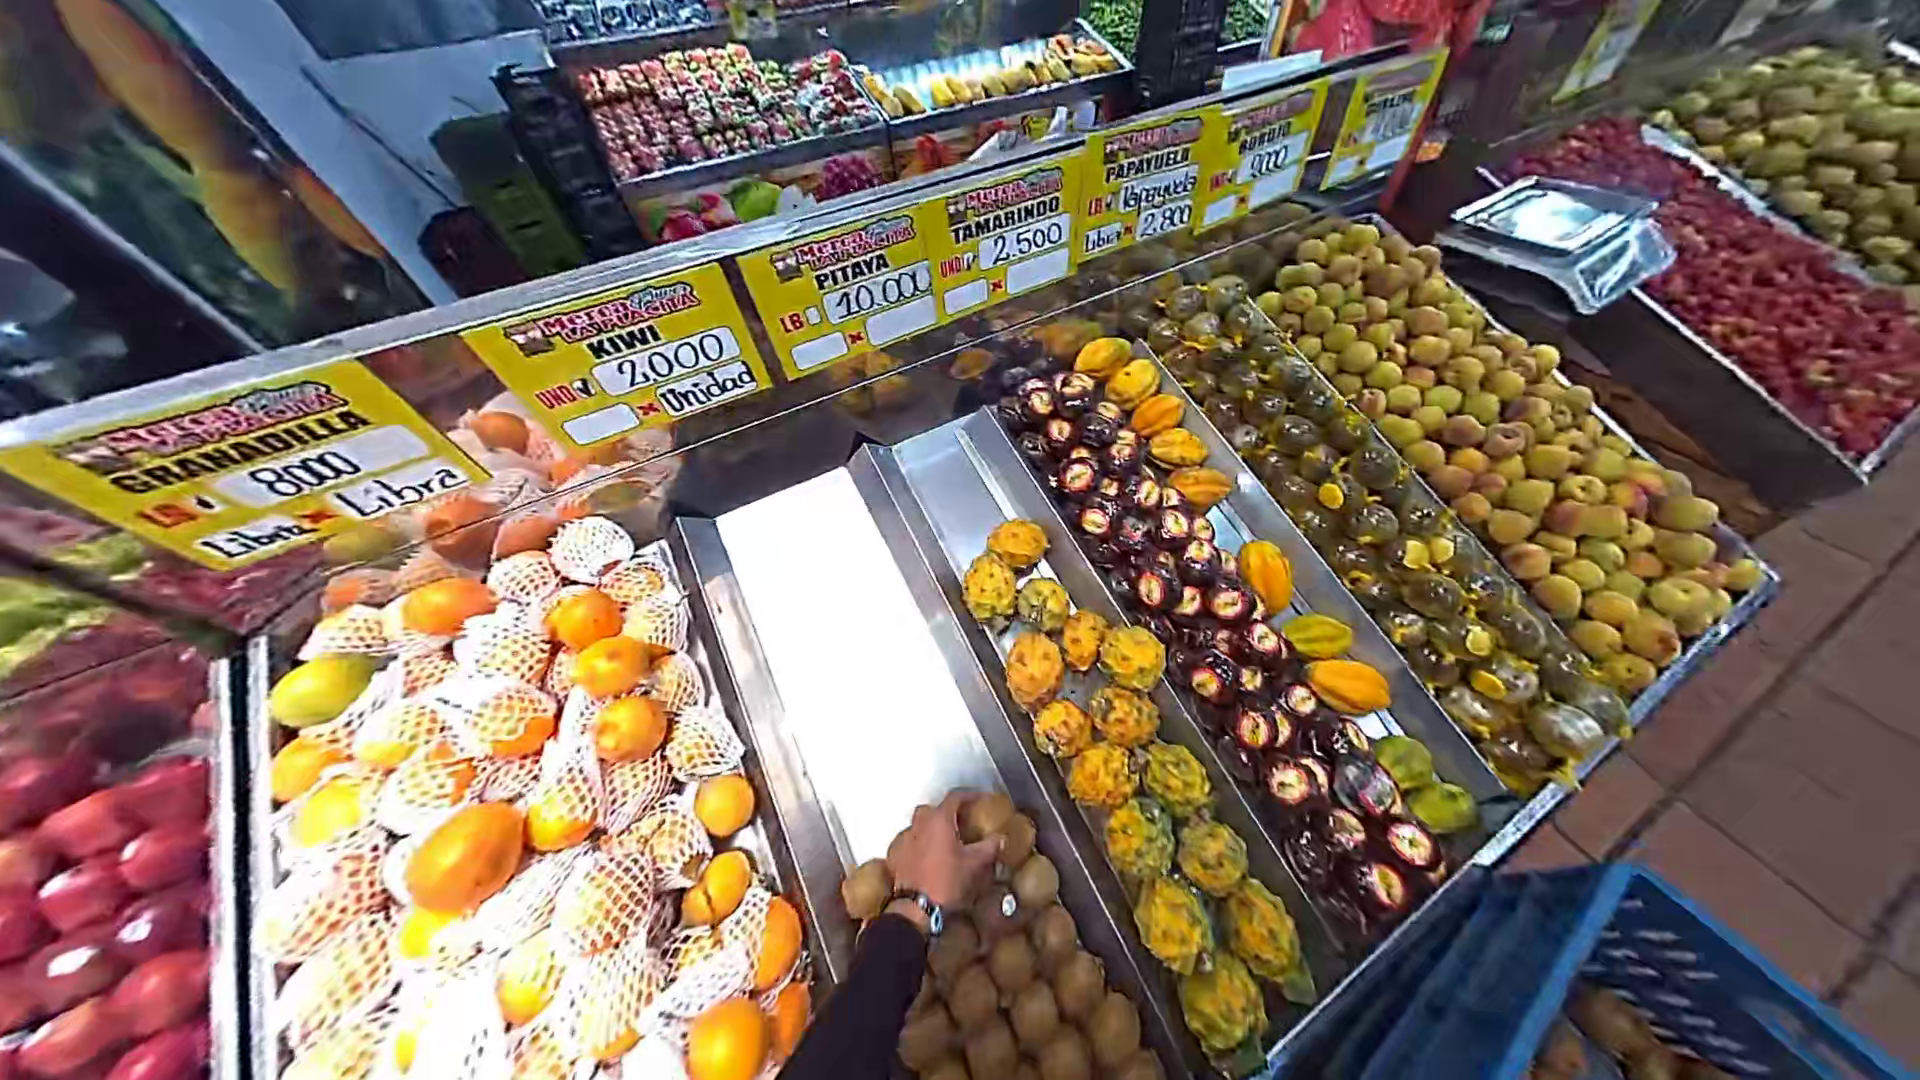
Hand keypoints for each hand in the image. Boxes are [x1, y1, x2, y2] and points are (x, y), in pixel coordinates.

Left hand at [887, 790, 1001, 913]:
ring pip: (922, 823)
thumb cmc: (946, 881)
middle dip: (951, 812)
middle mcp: (920, 822)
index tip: (981, 799)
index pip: (955, 796)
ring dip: (935, 827)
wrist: (915, 908)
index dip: (970, 795)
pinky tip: (931, 856)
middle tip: (965, 822)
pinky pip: (913, 840)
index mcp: (938, 819)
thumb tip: (1000, 838)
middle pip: (936, 808)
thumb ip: (989, 847)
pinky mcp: (897, 853)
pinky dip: (923, 842)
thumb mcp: (973, 864)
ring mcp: (905, 837)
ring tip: (949, 840)